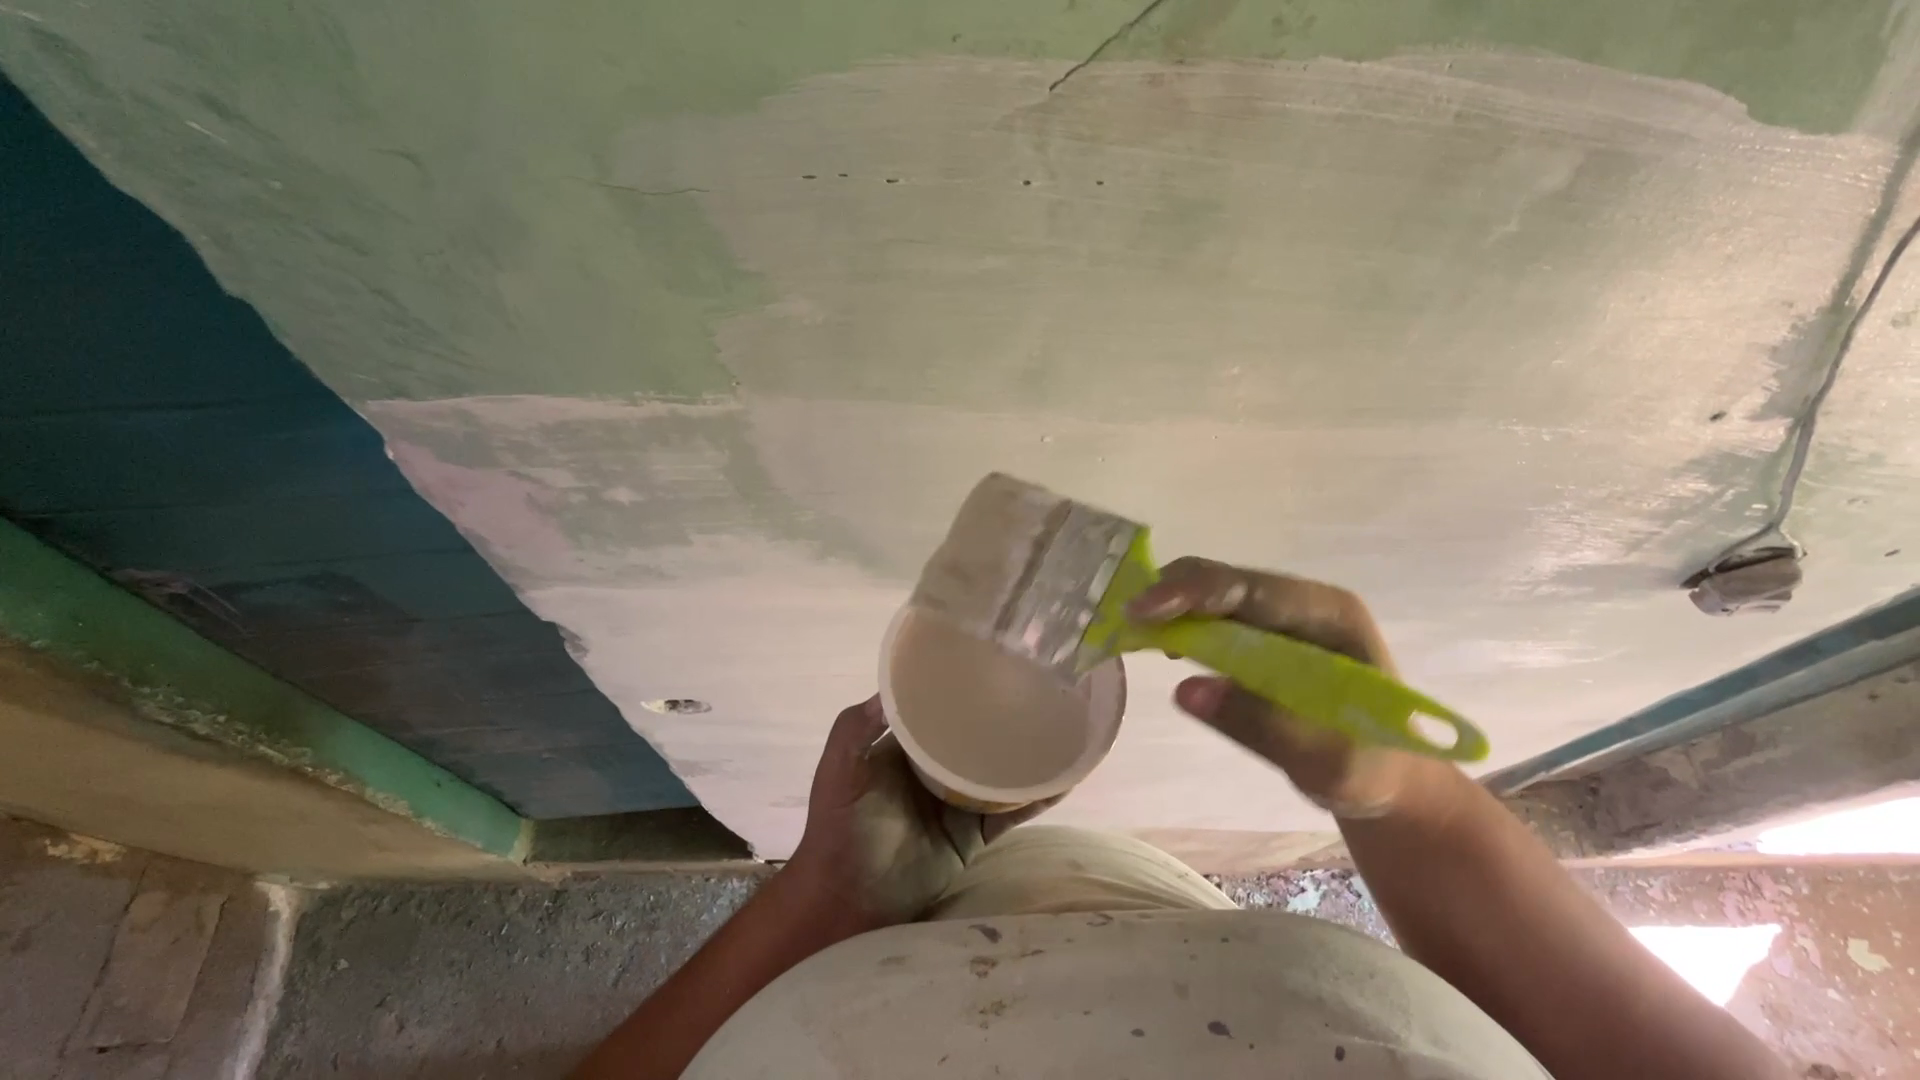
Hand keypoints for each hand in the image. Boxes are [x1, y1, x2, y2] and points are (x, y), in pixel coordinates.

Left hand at [785, 696, 1055, 929]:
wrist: (850, 899)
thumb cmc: (840, 827)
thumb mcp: (838, 770)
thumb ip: (855, 727)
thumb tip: (893, 684)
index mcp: (902, 749)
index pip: (935, 709)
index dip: (958, 688)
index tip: (990, 660)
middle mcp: (934, 769)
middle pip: (975, 737)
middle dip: (1002, 716)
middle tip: (1041, 688)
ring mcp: (958, 802)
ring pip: (1000, 772)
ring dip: (1027, 754)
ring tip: (1065, 727)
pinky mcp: (975, 835)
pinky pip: (1011, 812)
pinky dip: (1037, 797)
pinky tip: (1064, 779)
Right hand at [1127, 557, 1440, 818]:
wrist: (1387, 779)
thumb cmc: (1369, 768)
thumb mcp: (1325, 759)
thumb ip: (1261, 724)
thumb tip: (1184, 689)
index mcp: (1330, 616)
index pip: (1254, 588)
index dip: (1197, 592)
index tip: (1144, 609)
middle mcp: (1301, 604)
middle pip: (1226, 581)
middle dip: (1173, 595)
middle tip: (1124, 622)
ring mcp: (1281, 619)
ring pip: (1213, 594)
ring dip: (1170, 608)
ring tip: (1132, 632)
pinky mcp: (1262, 638)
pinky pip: (1214, 619)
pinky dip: (1181, 626)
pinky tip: (1162, 646)